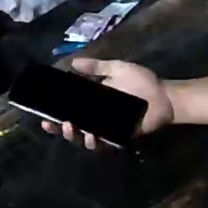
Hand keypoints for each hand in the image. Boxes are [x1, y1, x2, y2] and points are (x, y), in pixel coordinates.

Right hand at [41, 57, 173, 148]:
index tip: (43, 115)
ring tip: (72, 128)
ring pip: (84, 139)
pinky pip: (103, 145)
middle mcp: (95, 118)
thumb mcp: (116, 68)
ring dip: (75, 136)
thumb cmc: (142, 82)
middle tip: (57, 123)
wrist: (164, 96)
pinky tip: (91, 136)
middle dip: (60, 129)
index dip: (53, 115)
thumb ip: (96, 66)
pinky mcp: (118, 139)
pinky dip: (95, 143)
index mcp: (92, 103)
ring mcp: (106, 130)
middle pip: (71, 129)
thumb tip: (72, 62)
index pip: (68, 111)